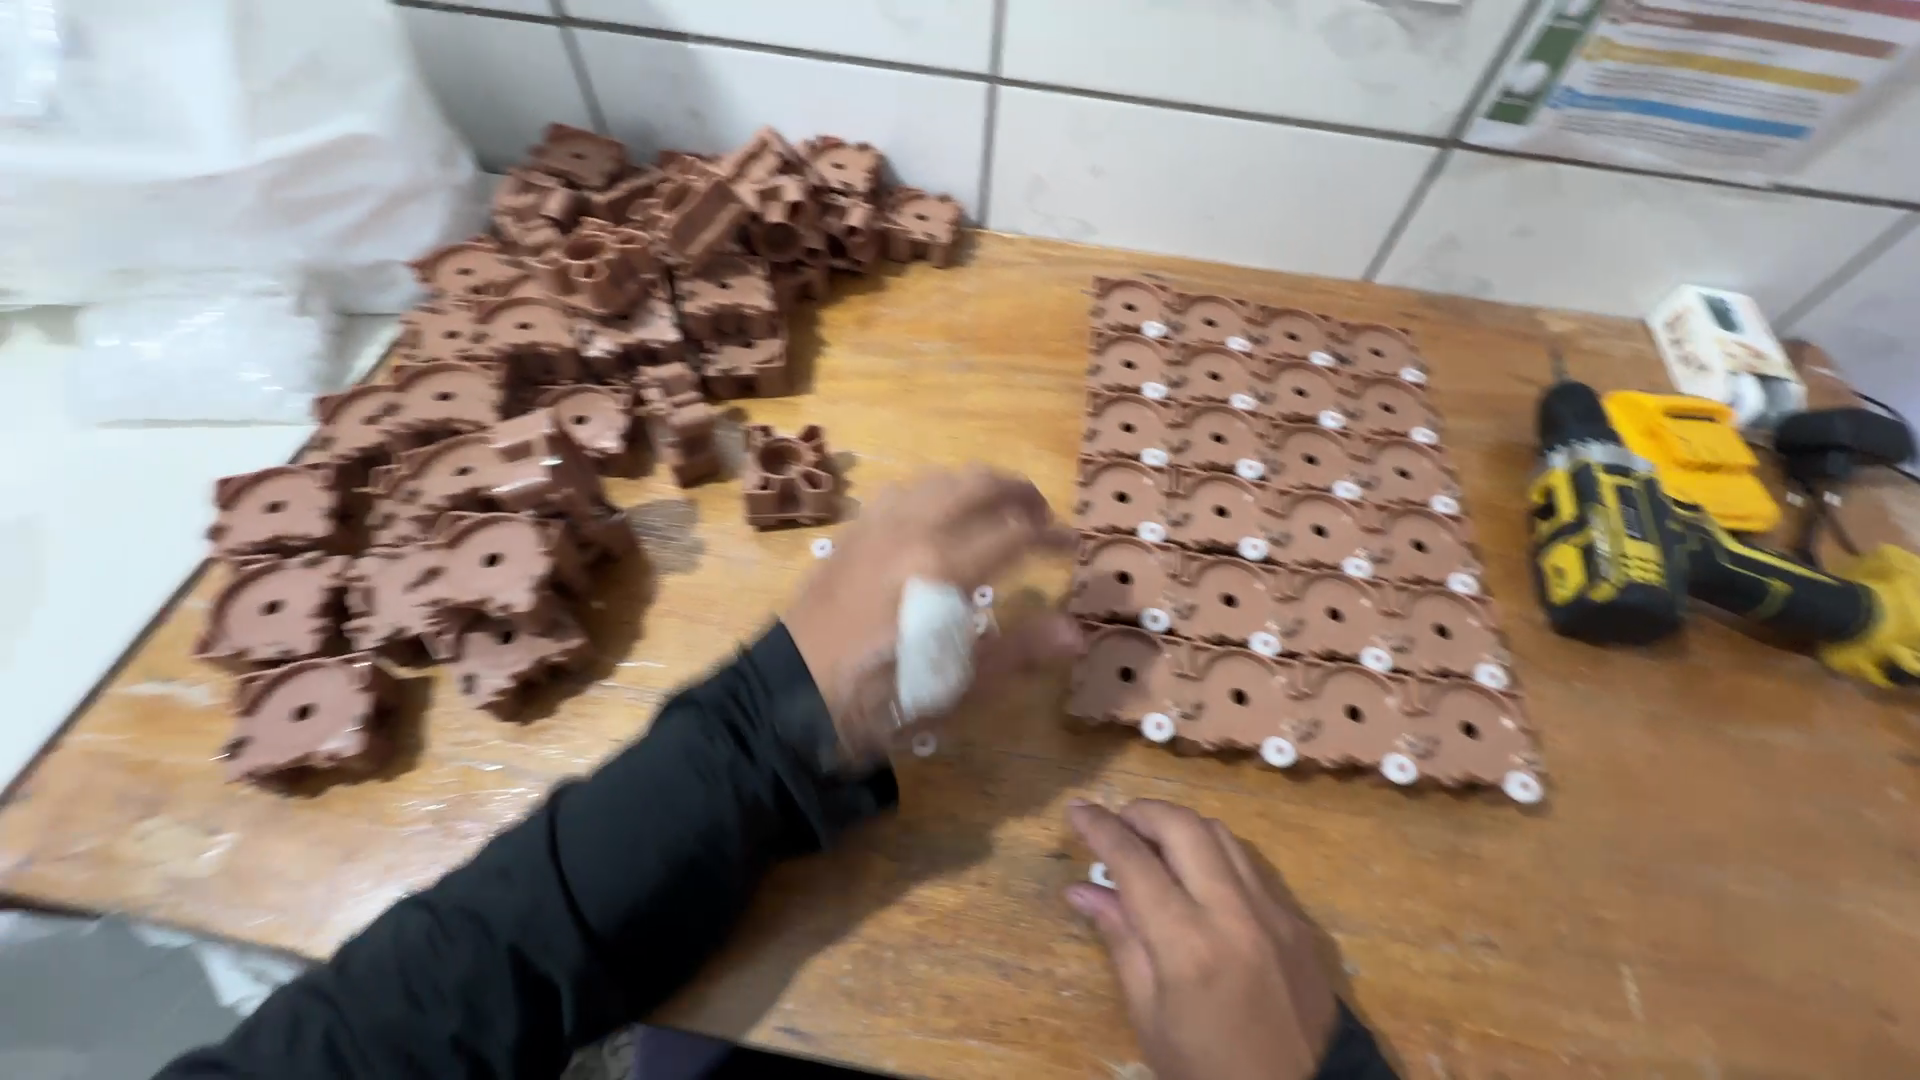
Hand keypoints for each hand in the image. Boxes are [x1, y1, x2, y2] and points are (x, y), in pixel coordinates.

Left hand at [782, 466, 1082, 766]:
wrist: (794, 699)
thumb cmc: (882, 700)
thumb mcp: (956, 686)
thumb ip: (1019, 651)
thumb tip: (1076, 633)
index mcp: (943, 567)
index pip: (1016, 532)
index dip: (1052, 535)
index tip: (1071, 545)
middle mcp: (911, 530)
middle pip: (978, 484)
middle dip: (1019, 491)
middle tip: (1041, 515)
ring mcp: (875, 526)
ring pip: (937, 479)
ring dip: (975, 485)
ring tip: (995, 509)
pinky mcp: (850, 533)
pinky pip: (900, 492)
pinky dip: (932, 492)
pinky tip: (936, 516)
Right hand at [1065, 799, 1339, 1079]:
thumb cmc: (1209, 1071)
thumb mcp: (1150, 1018)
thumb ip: (1119, 940)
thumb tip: (1081, 889)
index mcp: (1187, 945)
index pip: (1134, 861)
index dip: (1099, 827)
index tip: (1077, 809)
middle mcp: (1232, 913)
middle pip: (1182, 825)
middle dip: (1141, 812)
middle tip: (1117, 825)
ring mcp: (1271, 912)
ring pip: (1219, 833)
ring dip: (1178, 826)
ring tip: (1153, 847)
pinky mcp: (1295, 920)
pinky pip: (1247, 862)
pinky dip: (1212, 851)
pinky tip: (1196, 877)